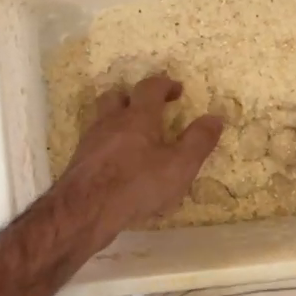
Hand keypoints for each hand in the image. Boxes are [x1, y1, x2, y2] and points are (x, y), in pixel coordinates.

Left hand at [58, 75, 222, 241]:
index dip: (164, 85)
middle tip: (148, 110)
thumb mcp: (179, 165)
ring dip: (117, 124)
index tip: (176, 90)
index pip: (150, 88)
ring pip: (102, 121)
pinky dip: (108, 149)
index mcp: (138, 117)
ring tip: (134, 141)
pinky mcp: (79, 163)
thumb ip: (198, 141)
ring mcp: (90, 142)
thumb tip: (215, 117)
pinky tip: (117, 167)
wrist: (86, 210)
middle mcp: (110, 122)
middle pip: (116, 97)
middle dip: (132, 98)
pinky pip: (95, 146)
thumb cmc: (138, 183)